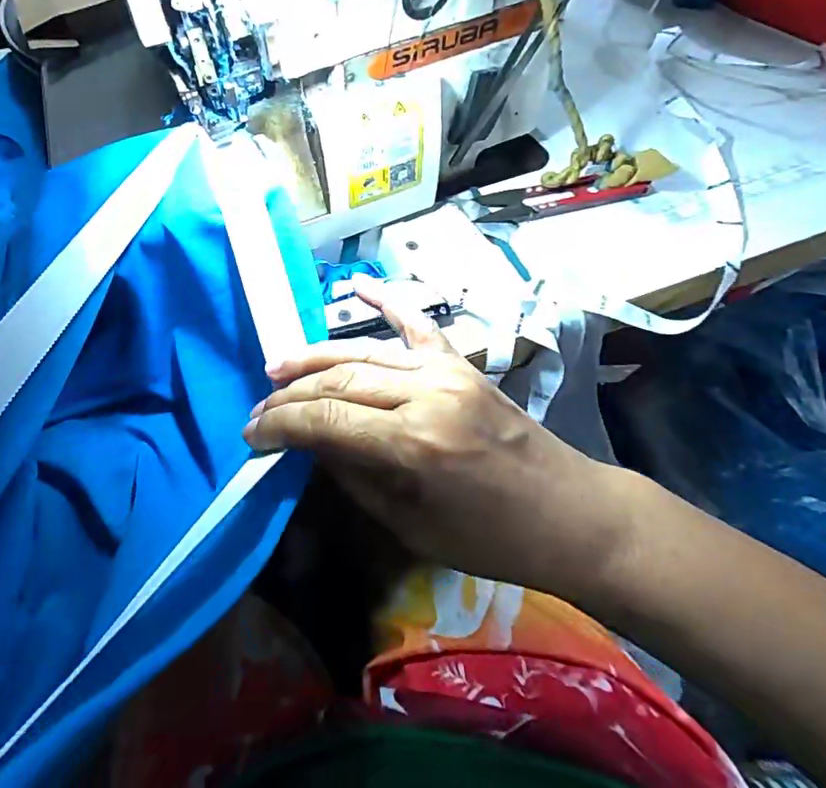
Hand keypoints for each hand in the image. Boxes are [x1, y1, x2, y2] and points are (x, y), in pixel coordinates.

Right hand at [245, 276, 636, 599]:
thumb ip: (352, 475)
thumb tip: (309, 442)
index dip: (280, 425)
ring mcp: (447, 372)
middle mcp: (428, 395)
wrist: (575, 516)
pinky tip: (356, 287)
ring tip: (276, 368)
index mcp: (416, 444)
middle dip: (289, 395)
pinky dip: (385, 302)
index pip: (325, 420)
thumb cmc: (492, 539)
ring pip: (362, 353)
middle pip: (338, 381)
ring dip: (313, 358)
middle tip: (258, 409)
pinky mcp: (462, 364)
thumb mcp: (410, 525)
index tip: (250, 433)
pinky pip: (416, 325)